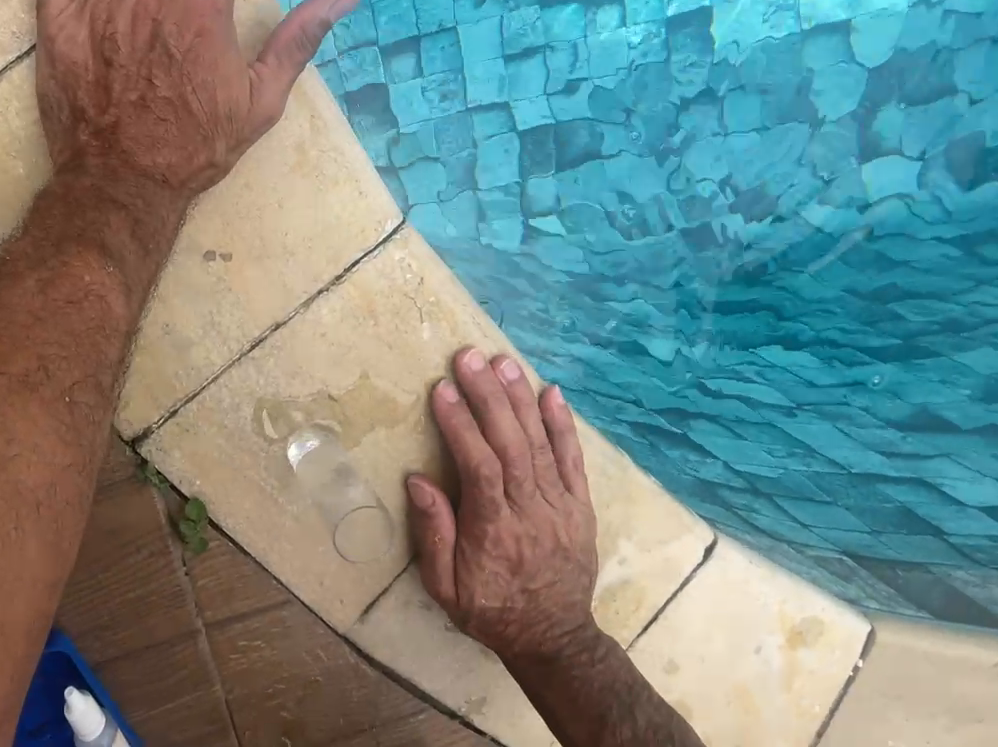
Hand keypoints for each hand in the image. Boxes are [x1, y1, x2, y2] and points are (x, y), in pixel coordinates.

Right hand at [406, 348, 601, 668]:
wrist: (554, 640)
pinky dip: (563, 425)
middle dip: (489, 396)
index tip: (443, 389)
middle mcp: (531, 511)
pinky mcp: (579, 506)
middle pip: (511, 444)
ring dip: (520, 399)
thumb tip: (418, 481)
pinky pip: (573, 460)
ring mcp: (560, 506)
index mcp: (494, 529)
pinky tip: (551, 393)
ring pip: (540, 444)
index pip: (479, 466)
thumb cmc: (489, 609)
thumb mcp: (444, 586)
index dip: (462, 425)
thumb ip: (433, 534)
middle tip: (469, 356)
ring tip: (503, 362)